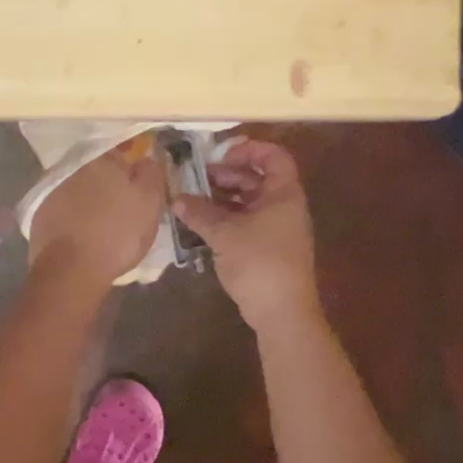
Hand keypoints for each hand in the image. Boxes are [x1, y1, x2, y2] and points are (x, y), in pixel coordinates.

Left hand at [29, 146, 166, 284]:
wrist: (70, 269)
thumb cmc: (118, 234)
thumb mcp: (149, 204)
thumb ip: (152, 174)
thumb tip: (150, 157)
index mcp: (105, 161)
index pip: (122, 148)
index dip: (132, 160)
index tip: (140, 175)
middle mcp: (77, 168)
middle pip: (100, 167)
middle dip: (111, 179)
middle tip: (124, 200)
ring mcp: (55, 189)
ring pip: (81, 186)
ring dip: (92, 196)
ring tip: (103, 218)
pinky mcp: (42, 212)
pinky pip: (65, 206)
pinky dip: (75, 213)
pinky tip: (83, 229)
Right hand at [173, 139, 319, 334]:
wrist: (282, 313)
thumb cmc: (259, 263)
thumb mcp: (224, 234)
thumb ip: (200, 212)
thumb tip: (178, 199)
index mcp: (283, 194)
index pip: (273, 156)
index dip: (248, 149)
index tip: (220, 155)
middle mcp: (284, 206)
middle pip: (257, 178)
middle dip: (227, 175)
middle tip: (197, 179)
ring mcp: (277, 228)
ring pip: (249, 201)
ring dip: (223, 198)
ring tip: (194, 200)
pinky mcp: (268, 248)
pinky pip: (246, 221)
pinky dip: (226, 218)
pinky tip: (202, 223)